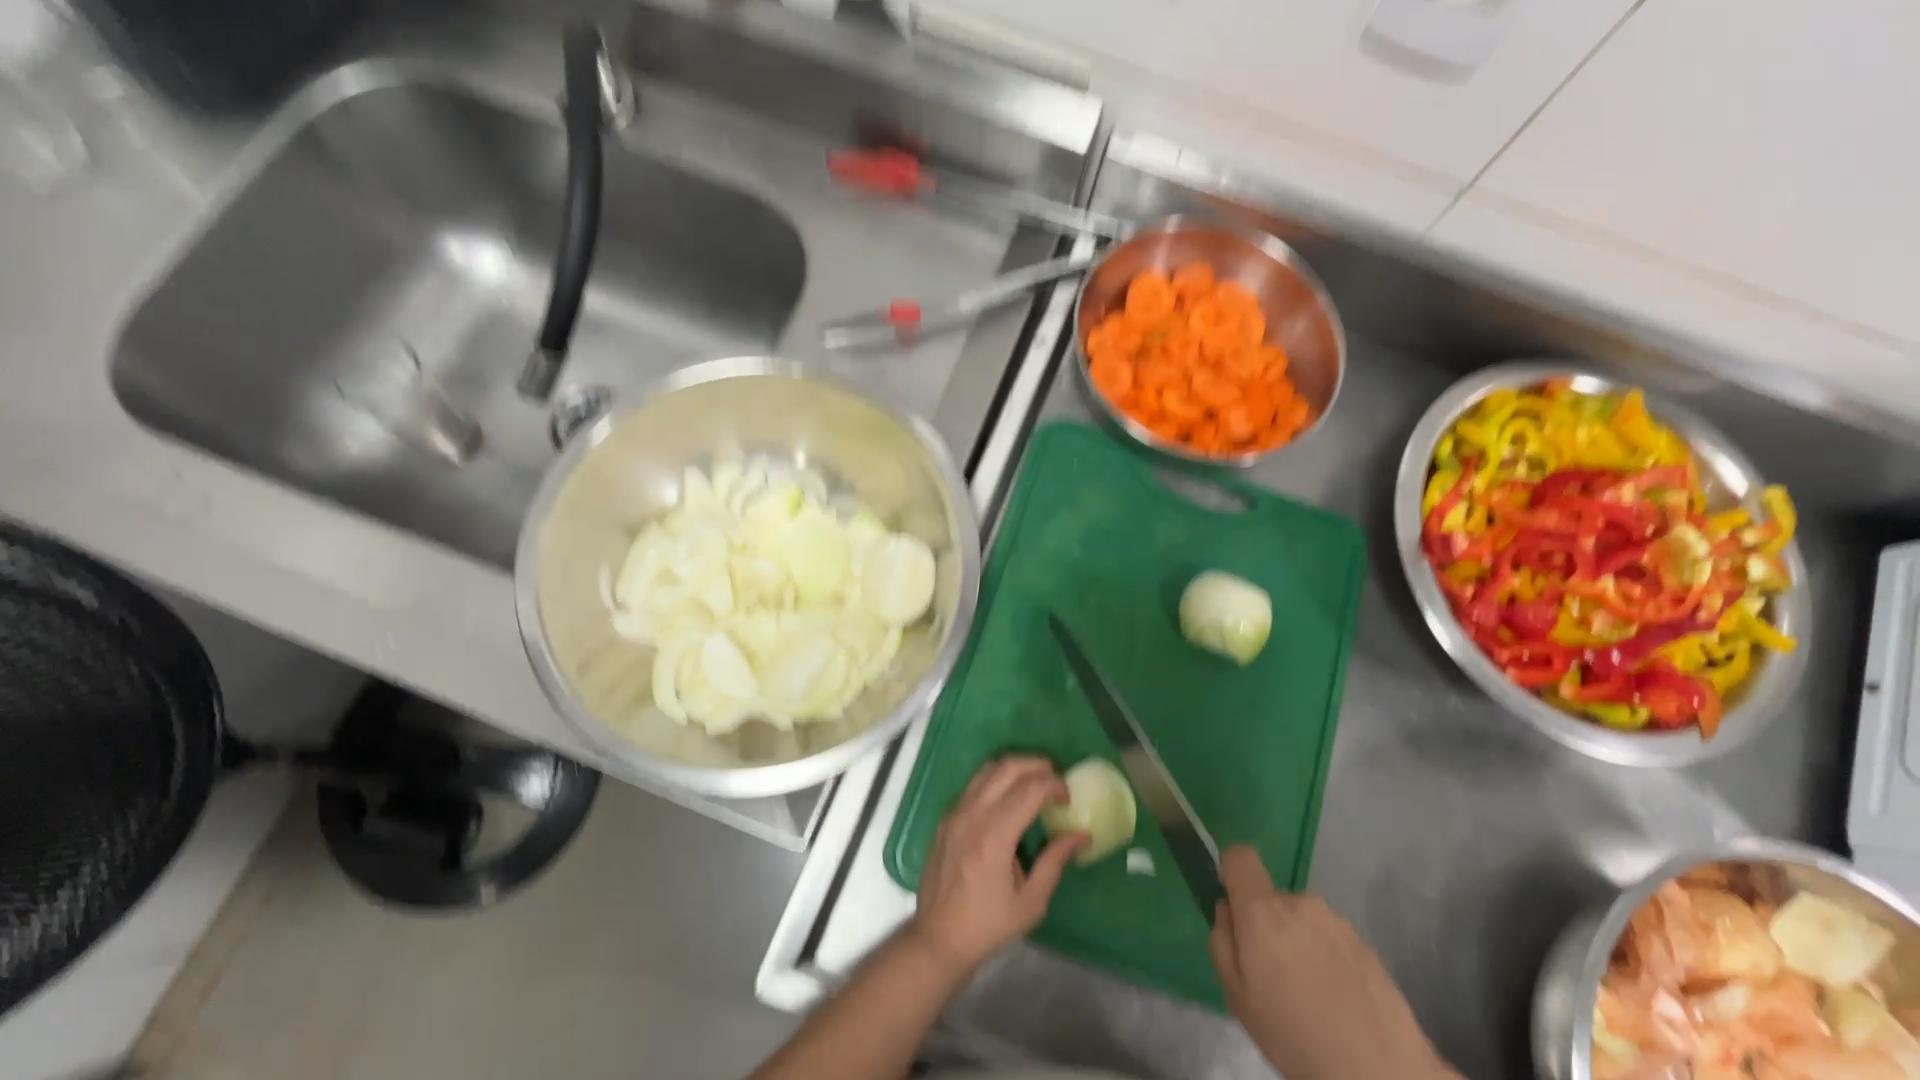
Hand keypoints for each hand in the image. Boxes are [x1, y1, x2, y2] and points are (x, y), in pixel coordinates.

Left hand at [908, 756, 1088, 976]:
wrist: (938, 938)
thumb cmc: (988, 925)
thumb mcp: (1031, 901)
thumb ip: (1055, 861)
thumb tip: (1082, 835)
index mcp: (994, 836)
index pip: (1029, 789)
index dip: (1054, 785)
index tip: (1068, 798)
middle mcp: (971, 815)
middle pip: (1006, 767)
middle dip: (1037, 765)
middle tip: (1056, 779)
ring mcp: (954, 814)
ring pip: (986, 771)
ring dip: (1015, 768)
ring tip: (1035, 783)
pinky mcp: (945, 820)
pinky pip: (973, 786)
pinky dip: (995, 781)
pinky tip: (1009, 800)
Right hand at [1209, 846, 1454, 1079]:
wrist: (1376, 1067)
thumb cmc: (1292, 1032)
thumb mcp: (1236, 995)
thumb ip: (1222, 942)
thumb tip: (1228, 910)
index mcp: (1262, 911)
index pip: (1240, 856)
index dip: (1231, 872)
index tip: (1233, 907)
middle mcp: (1301, 903)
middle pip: (1272, 899)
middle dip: (1267, 927)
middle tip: (1272, 976)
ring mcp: (1338, 921)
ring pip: (1302, 921)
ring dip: (1298, 944)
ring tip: (1308, 993)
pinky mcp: (1365, 943)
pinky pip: (1330, 939)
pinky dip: (1326, 959)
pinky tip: (1335, 999)